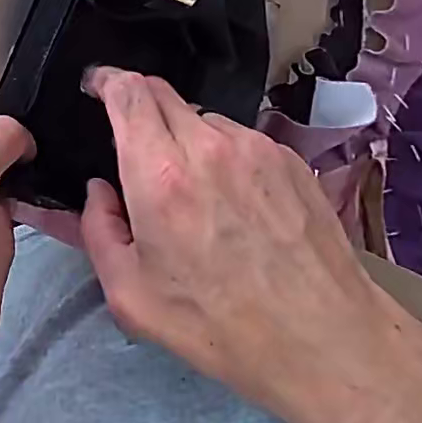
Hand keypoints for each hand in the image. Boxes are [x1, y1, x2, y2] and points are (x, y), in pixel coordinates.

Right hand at [78, 67, 421, 422]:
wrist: (332, 344)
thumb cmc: (230, 333)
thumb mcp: (141, 302)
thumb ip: (100, 233)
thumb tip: (89, 192)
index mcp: (168, 182)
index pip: (131, 95)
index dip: (108, 78)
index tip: (96, 82)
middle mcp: (213, 148)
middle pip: (164, 94)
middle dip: (139, 103)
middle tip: (131, 137)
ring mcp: (255, 146)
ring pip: (202, 113)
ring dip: (183, 134)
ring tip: (188, 188)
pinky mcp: (286, 154)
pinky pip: (236, 133)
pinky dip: (218, 148)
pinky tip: (227, 197)